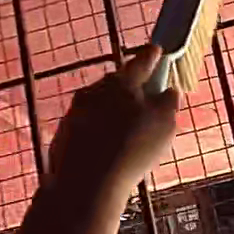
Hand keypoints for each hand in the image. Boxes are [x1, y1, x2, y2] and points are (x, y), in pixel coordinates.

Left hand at [46, 45, 179, 194]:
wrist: (85, 182)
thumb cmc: (132, 148)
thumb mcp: (165, 123)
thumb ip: (170, 102)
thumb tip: (169, 90)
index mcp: (122, 82)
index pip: (141, 61)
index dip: (153, 56)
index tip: (158, 50)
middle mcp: (95, 89)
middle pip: (118, 81)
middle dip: (133, 85)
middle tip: (147, 98)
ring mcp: (76, 110)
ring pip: (101, 101)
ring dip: (115, 107)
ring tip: (130, 129)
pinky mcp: (64, 132)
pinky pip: (89, 122)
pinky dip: (101, 127)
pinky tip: (110, 146)